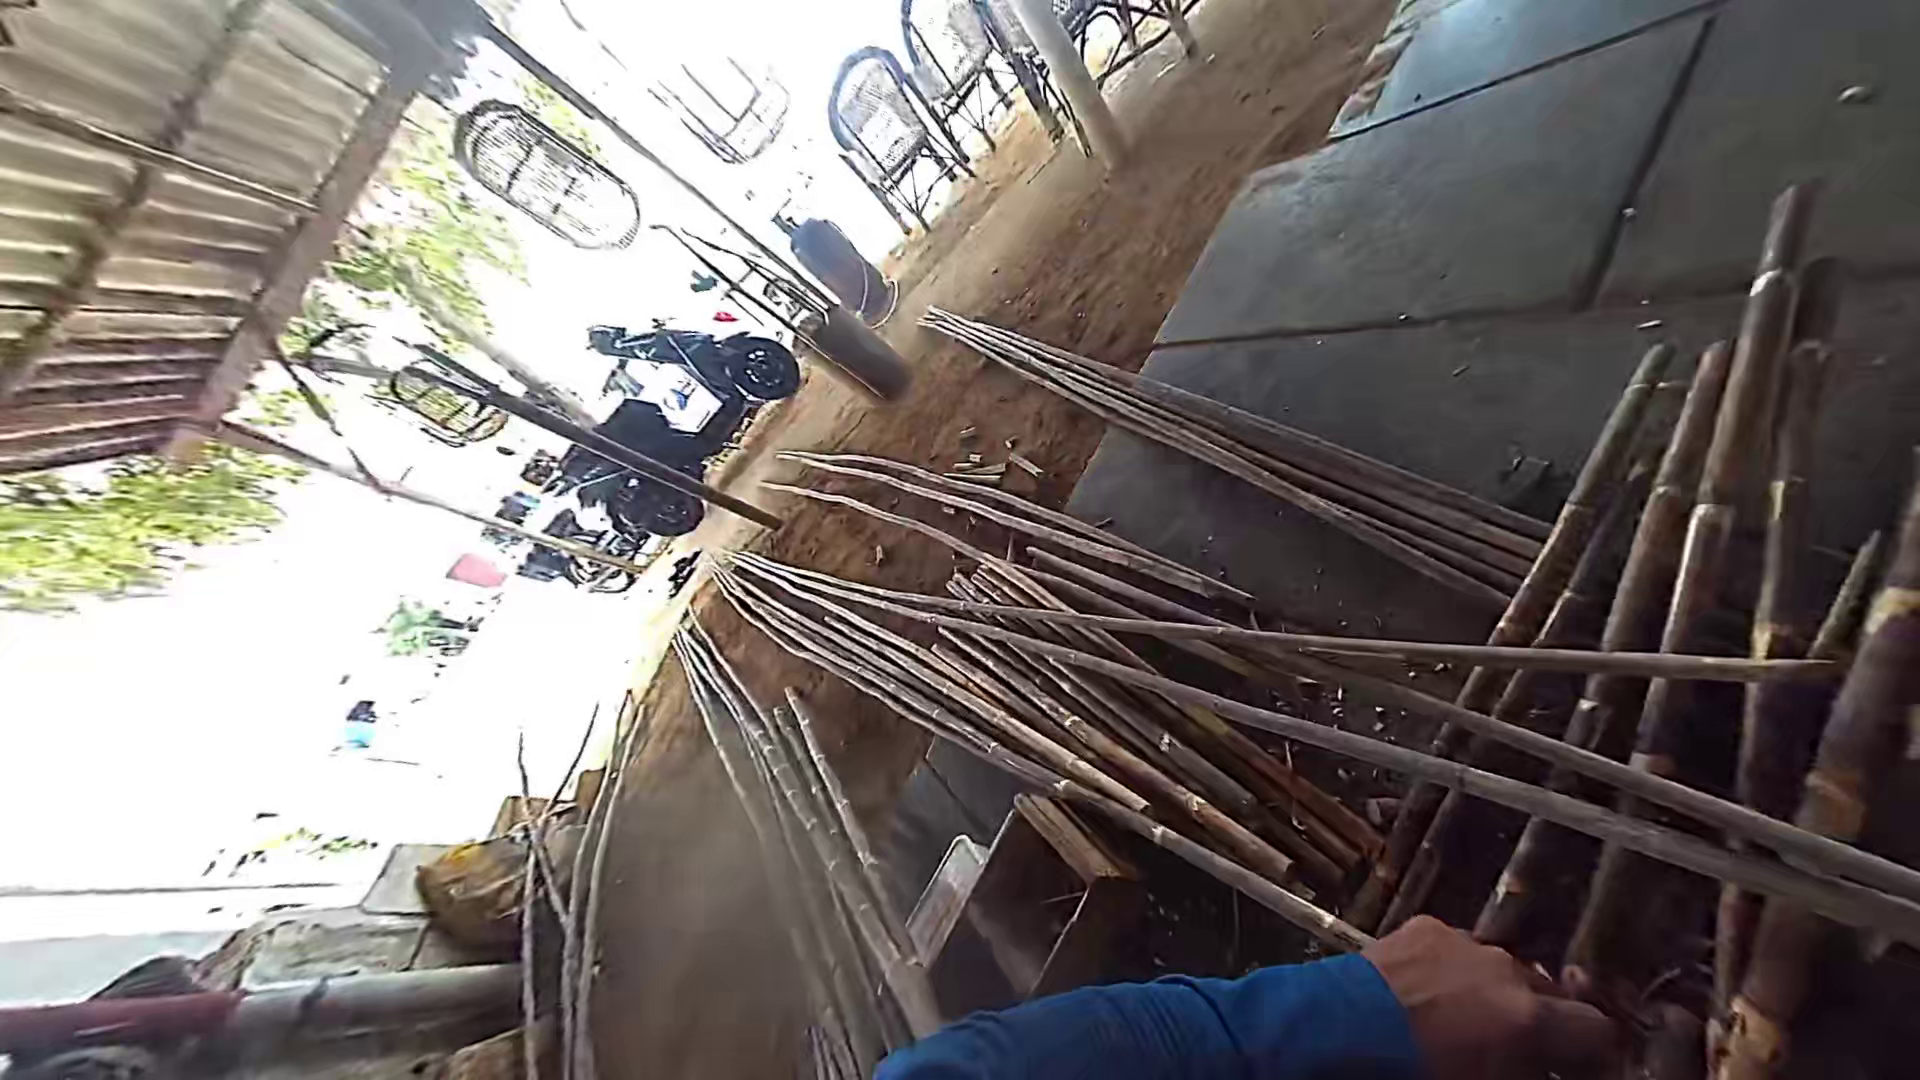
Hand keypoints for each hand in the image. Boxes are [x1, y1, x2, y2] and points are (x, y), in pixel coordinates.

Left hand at [1363, 916, 1619, 1078]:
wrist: (1354, 1019)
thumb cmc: (1427, 1066)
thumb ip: (1534, 1067)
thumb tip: (1548, 1062)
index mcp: (1532, 1016)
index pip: (1598, 1027)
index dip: (1591, 1048)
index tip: (1575, 1063)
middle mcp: (1504, 968)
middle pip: (1547, 992)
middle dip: (1540, 1017)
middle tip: (1518, 1041)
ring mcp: (1462, 940)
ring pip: (1500, 967)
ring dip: (1496, 988)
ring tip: (1468, 1013)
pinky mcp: (1425, 924)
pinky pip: (1457, 947)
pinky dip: (1455, 965)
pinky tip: (1434, 986)